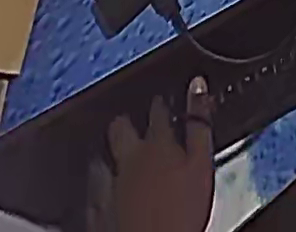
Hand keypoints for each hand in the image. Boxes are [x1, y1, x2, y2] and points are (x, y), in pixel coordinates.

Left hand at [88, 77, 214, 231]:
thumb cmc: (182, 211)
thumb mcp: (201, 162)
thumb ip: (199, 122)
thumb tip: (198, 84)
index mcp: (157, 143)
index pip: (157, 110)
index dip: (161, 103)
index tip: (163, 101)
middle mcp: (130, 158)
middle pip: (120, 127)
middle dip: (126, 121)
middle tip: (134, 122)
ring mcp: (111, 184)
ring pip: (103, 157)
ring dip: (111, 153)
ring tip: (118, 155)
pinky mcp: (99, 210)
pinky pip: (93, 190)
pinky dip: (99, 185)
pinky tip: (105, 188)